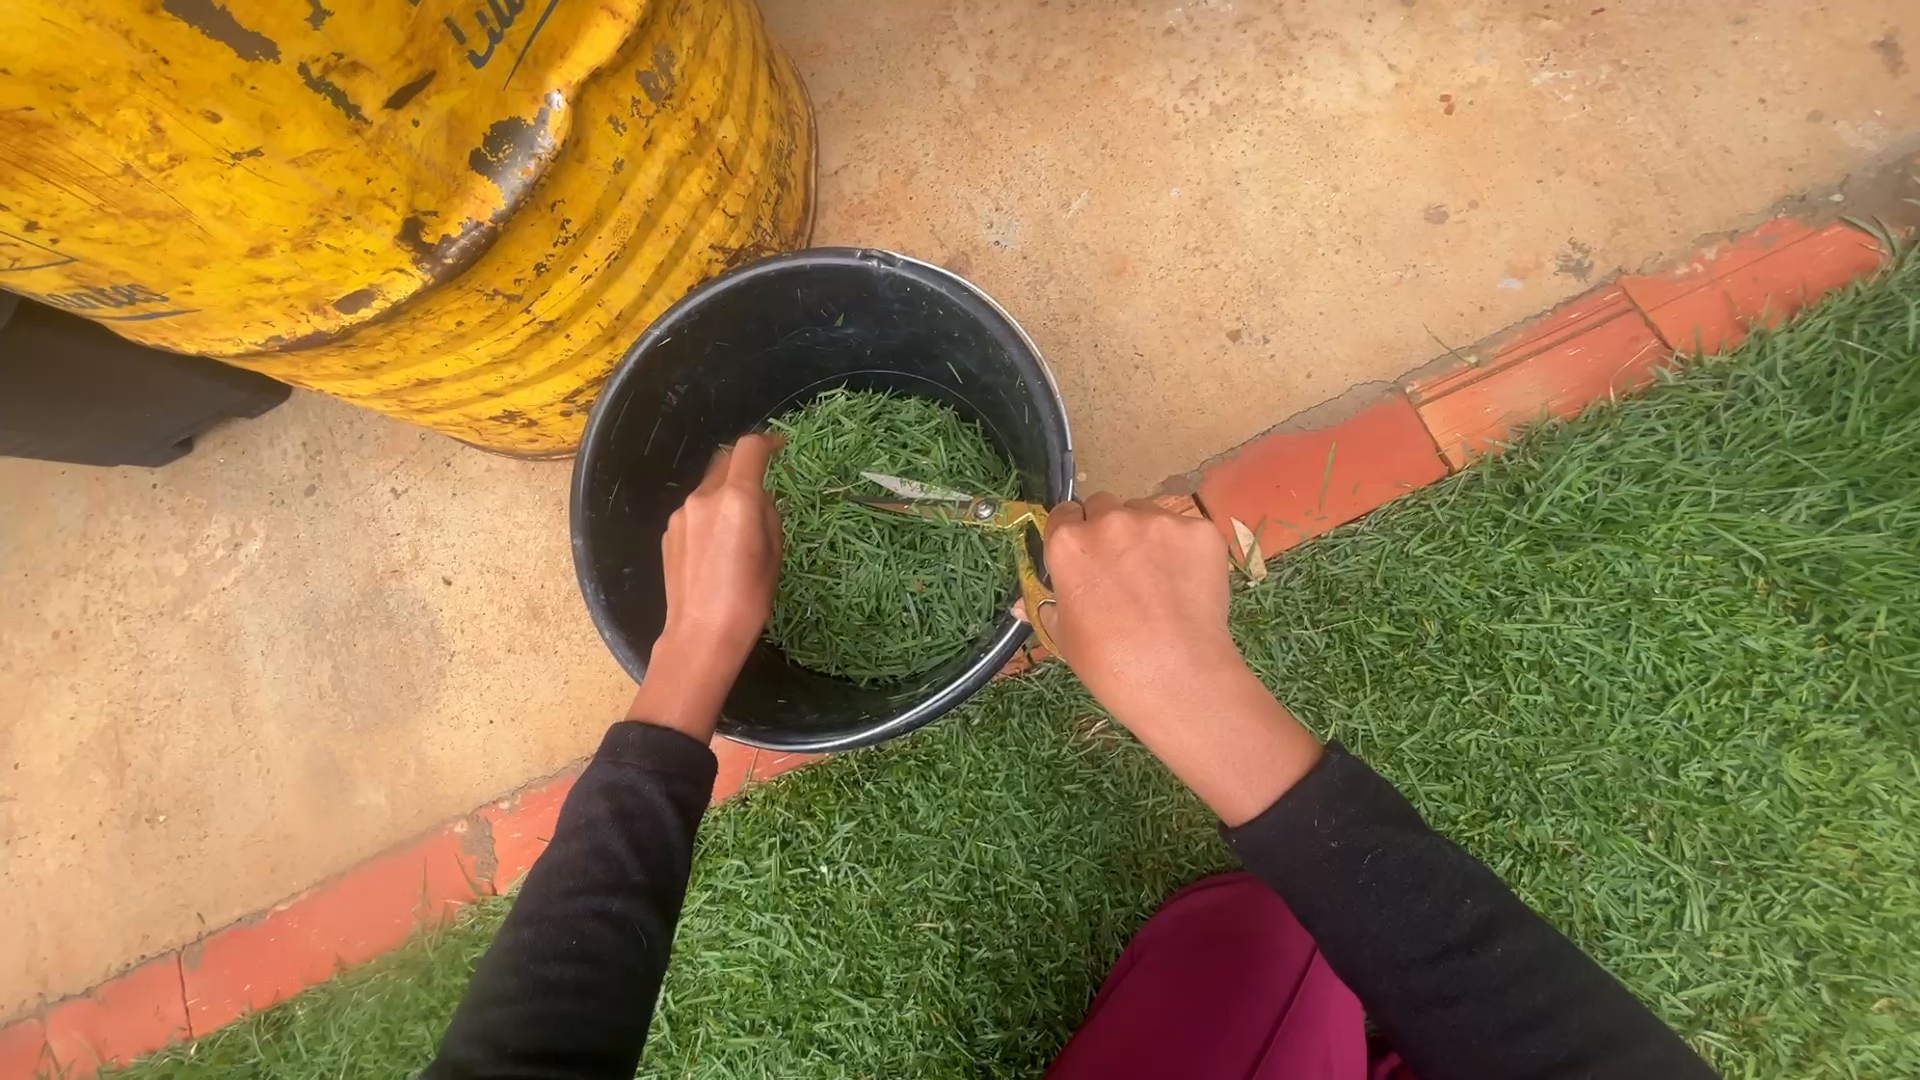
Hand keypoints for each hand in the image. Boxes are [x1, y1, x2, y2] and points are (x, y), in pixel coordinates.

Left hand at [628, 433, 783, 739]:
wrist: (701, 634)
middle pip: (725, 463)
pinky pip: (695, 512)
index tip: (779, 446)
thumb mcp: (774, 554)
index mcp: (737, 500)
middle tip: (762, 491)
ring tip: (740, 533)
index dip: (767, 442)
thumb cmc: (749, 598)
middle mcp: (704, 498)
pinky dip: (711, 516)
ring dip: (727, 496)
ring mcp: (682, 515)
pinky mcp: (669, 533)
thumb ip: (768, 515)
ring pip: (709, 489)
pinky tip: (718, 550)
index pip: (749, 449)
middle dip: (745, 468)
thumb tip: (758, 500)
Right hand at [1035, 493, 1322, 824]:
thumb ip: (1045, 609)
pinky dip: (1184, 550)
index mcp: (1068, 543)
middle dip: (1108, 530)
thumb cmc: (1108, 664)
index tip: (1084, 556)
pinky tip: (1187, 584)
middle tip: (1121, 569)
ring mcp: (1157, 522)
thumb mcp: (1064, 637)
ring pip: (1146, 513)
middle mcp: (1109, 521)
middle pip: (1104, 506)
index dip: (1073, 534)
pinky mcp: (1199, 531)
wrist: (1178, 677)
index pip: (1064, 514)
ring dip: (1146, 535)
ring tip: (1158, 579)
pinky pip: (1185, 531)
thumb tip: (1020, 607)